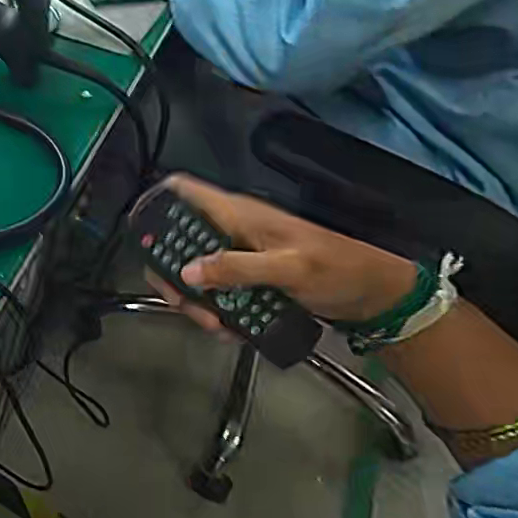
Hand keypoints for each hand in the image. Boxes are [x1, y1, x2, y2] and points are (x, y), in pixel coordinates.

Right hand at [144, 174, 418, 332]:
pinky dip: (213, 310)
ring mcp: (233, 254)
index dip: (155, 202)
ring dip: (193, 300)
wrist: (376, 296)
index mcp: (237, 214)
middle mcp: (227, 230)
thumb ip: (238, 267)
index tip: (141, 234)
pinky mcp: (241, 278)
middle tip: (183, 302)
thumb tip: (188, 271)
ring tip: (215, 324)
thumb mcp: (290, 269)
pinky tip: (229, 327)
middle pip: (174, 241)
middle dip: (171, 274)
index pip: (184, 190)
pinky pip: (211, 291)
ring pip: (189, 271)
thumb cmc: (338, 270)